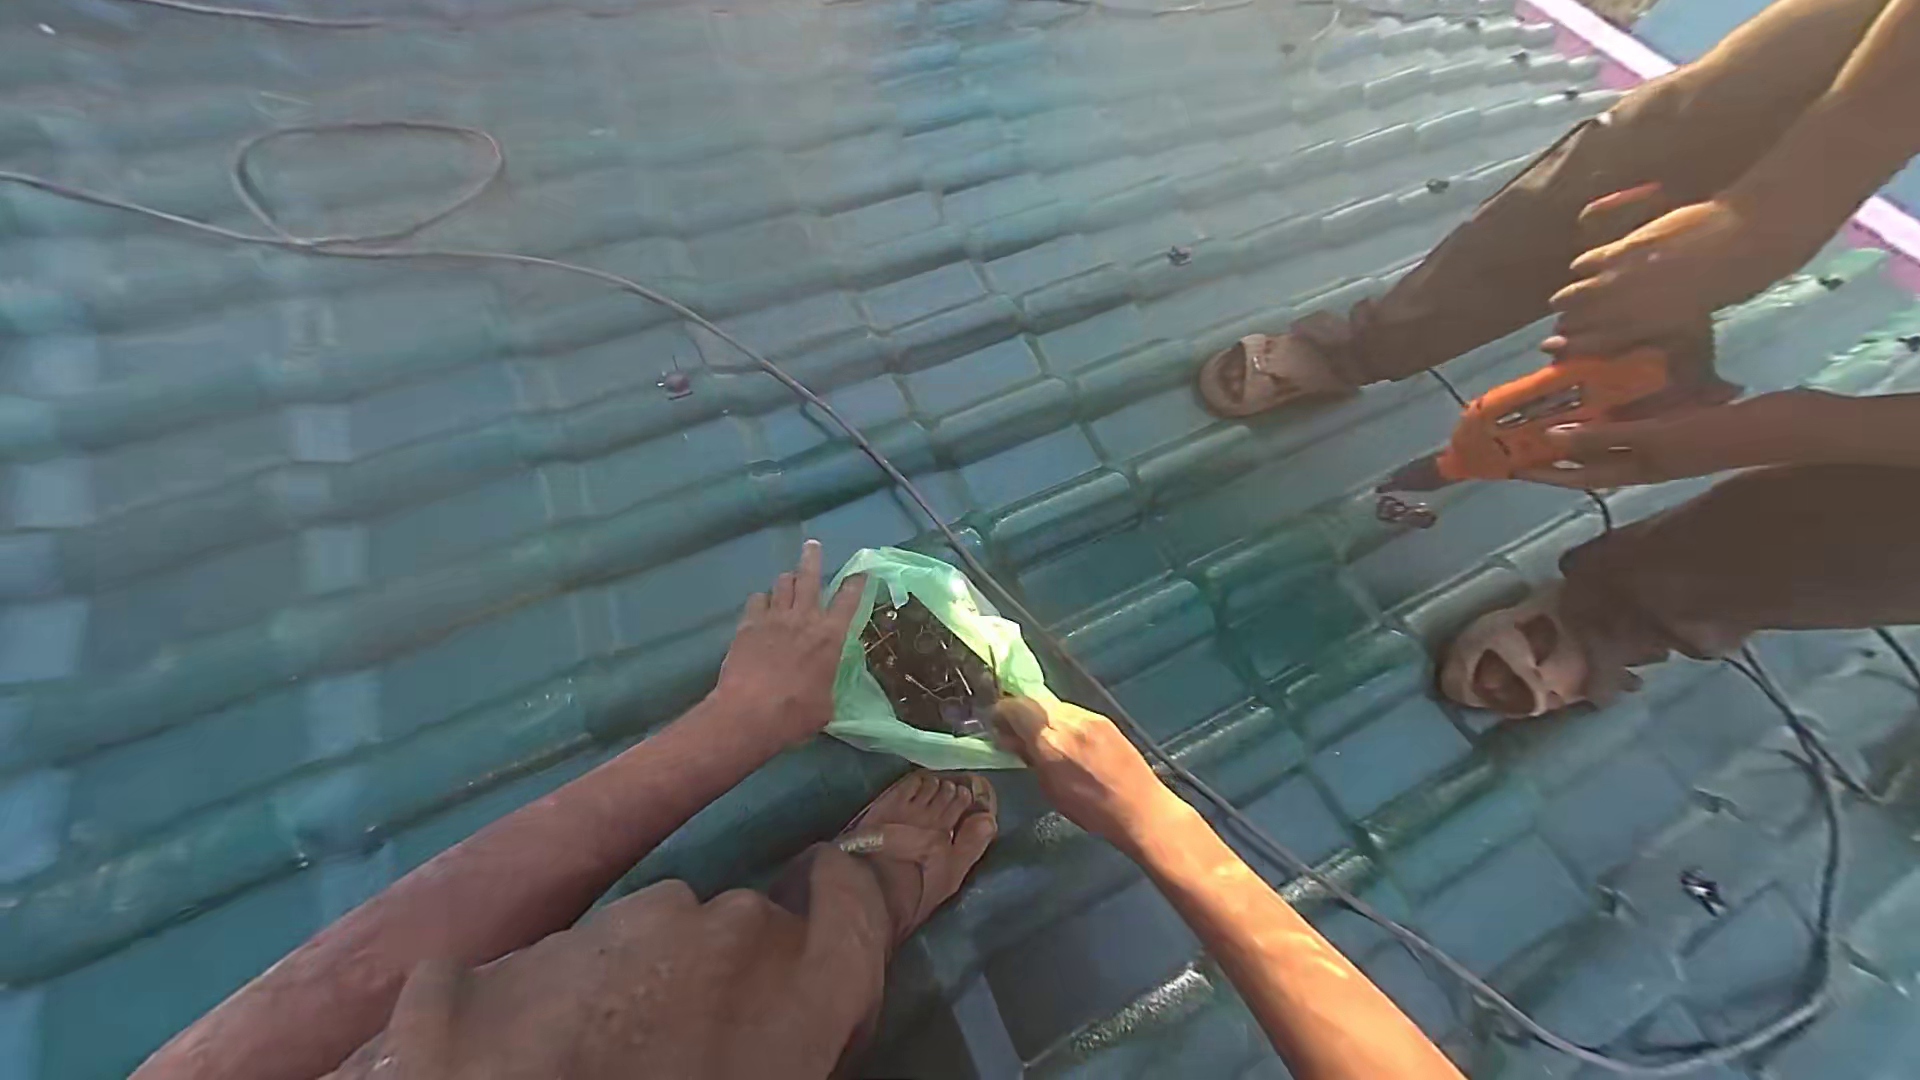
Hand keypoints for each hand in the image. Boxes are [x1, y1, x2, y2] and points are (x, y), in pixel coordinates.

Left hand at [713, 540, 865, 743]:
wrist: (750, 713)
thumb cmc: (795, 713)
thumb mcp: (825, 705)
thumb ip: (826, 686)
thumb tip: (822, 688)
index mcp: (830, 636)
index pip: (849, 600)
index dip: (857, 583)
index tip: (862, 572)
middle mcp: (804, 618)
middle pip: (810, 577)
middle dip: (813, 558)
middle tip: (812, 545)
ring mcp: (774, 618)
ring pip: (782, 584)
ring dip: (787, 580)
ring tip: (788, 580)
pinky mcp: (748, 625)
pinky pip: (757, 600)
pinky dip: (762, 601)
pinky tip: (762, 607)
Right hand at [992, 697, 1181, 847]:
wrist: (1141, 808)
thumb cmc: (1092, 810)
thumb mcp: (1049, 789)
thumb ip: (1028, 758)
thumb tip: (1011, 739)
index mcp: (1049, 741)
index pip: (1013, 707)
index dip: (1000, 713)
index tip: (997, 726)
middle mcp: (1066, 721)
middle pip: (1031, 699)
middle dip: (1019, 712)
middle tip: (1016, 731)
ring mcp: (1087, 716)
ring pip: (1051, 703)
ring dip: (1041, 715)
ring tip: (1044, 738)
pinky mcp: (1102, 718)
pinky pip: (1071, 711)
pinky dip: (1061, 720)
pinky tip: (1067, 740)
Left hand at [1517, 390, 1829, 488]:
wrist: (1793, 424)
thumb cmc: (1718, 436)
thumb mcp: (1652, 437)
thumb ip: (1602, 437)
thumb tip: (1551, 438)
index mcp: (1630, 472)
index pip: (1572, 477)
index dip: (1539, 473)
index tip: (1505, 466)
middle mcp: (1638, 462)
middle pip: (1584, 459)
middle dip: (1551, 449)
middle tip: (1518, 433)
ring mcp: (1658, 443)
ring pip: (1605, 438)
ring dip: (1578, 427)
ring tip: (1544, 412)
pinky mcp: (1676, 424)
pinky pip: (1631, 419)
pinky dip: (1612, 410)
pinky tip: (1594, 394)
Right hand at [1545, 194, 1824, 355]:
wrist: (1767, 220)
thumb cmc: (1754, 268)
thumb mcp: (1708, 308)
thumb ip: (1666, 321)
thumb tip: (1641, 329)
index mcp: (1648, 324)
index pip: (1590, 343)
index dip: (1568, 347)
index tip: (1553, 347)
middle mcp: (1625, 305)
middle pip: (1572, 320)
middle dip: (1568, 322)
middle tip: (1572, 320)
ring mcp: (1620, 275)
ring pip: (1570, 295)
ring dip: (1571, 297)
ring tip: (1579, 293)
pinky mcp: (1623, 248)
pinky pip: (1585, 263)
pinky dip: (1585, 266)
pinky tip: (1597, 264)